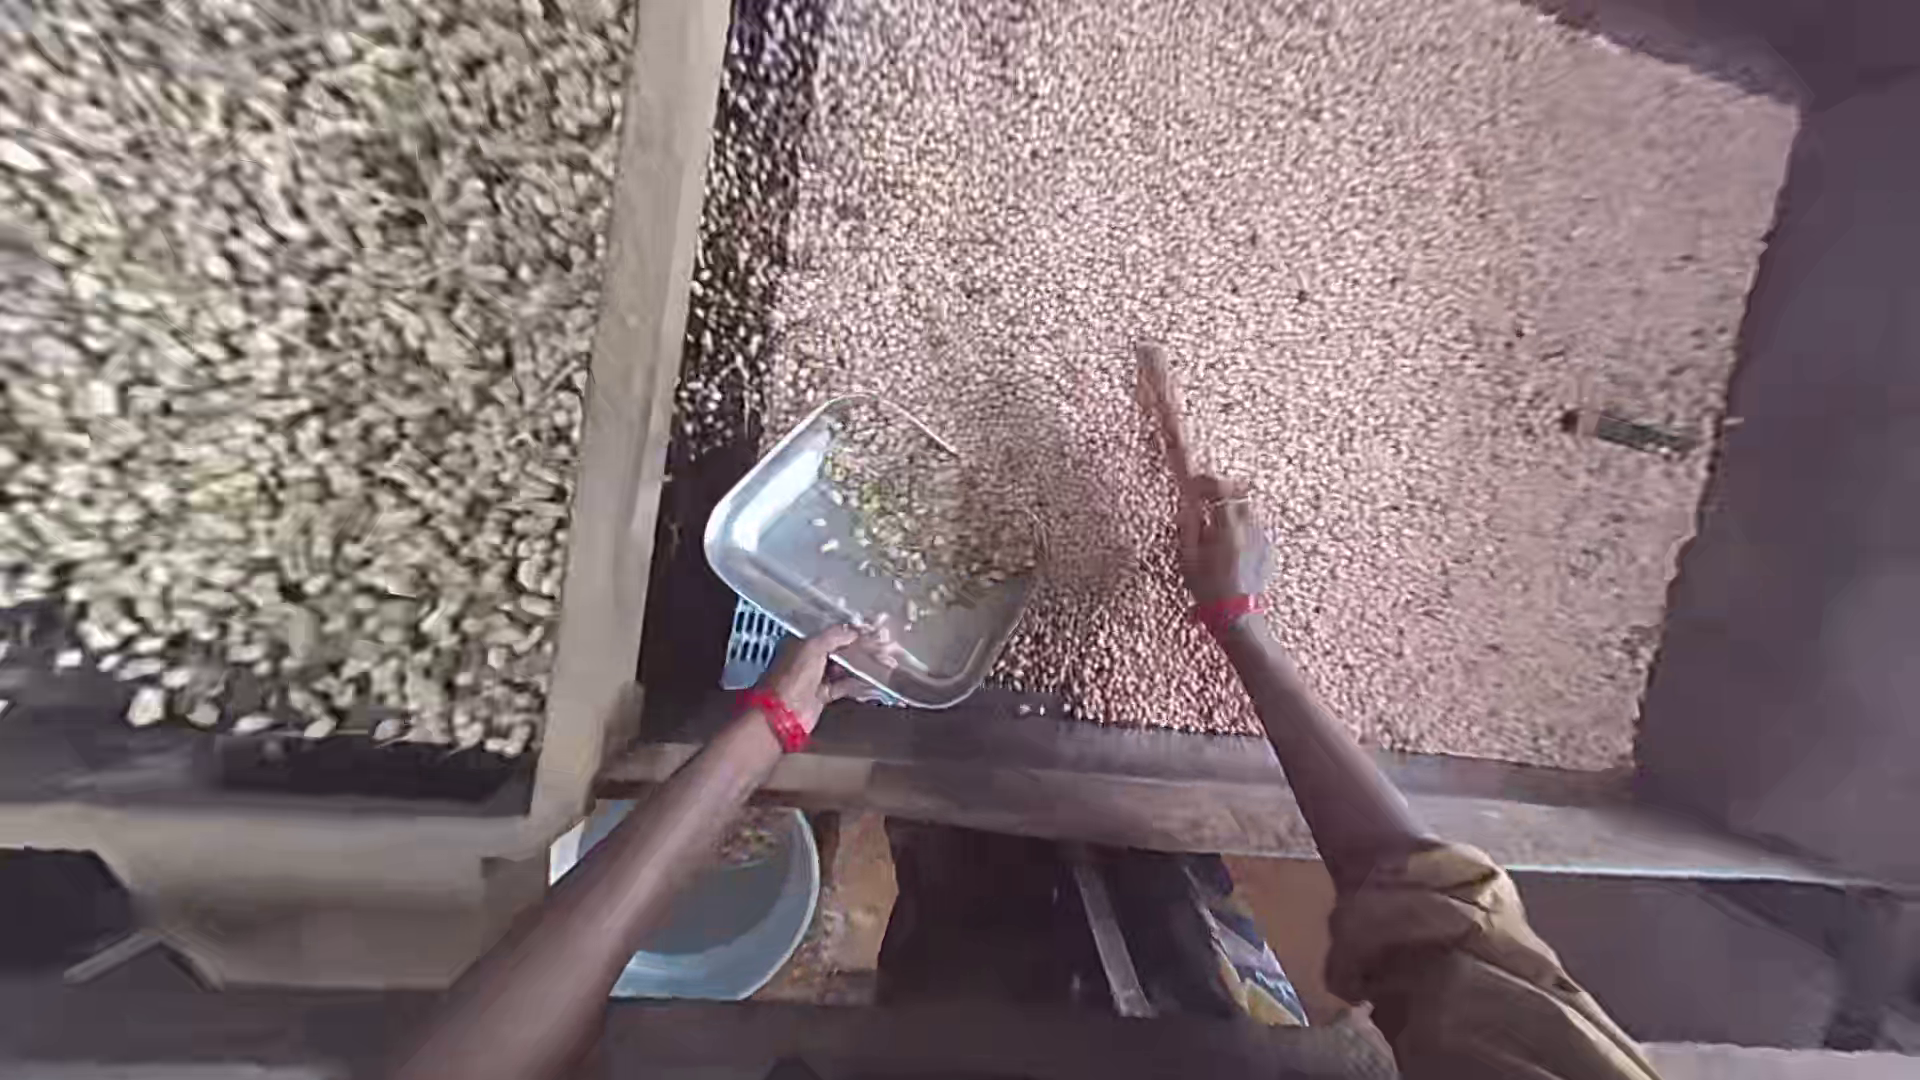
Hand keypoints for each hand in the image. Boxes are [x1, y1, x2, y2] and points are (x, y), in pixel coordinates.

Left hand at [753, 625, 890, 730]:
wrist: (783, 714)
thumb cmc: (794, 675)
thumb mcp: (813, 647)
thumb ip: (834, 636)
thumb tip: (854, 630)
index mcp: (800, 642)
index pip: (828, 631)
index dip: (848, 629)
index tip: (868, 628)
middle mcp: (808, 658)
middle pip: (838, 649)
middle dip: (858, 647)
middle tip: (880, 644)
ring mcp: (815, 677)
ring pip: (842, 667)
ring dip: (860, 664)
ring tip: (880, 659)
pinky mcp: (823, 694)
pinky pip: (843, 685)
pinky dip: (857, 682)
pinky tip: (872, 678)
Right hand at [1178, 474, 1272, 606]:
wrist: (1235, 614)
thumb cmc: (1209, 589)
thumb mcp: (1188, 557)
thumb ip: (1189, 527)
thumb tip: (1188, 508)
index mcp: (1229, 529)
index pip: (1222, 490)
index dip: (1207, 482)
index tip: (1194, 484)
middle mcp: (1250, 529)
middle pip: (1240, 493)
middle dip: (1221, 491)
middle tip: (1204, 498)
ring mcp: (1262, 538)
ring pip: (1248, 508)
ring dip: (1230, 507)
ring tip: (1213, 519)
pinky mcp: (1267, 548)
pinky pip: (1254, 524)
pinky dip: (1240, 522)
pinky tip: (1226, 537)